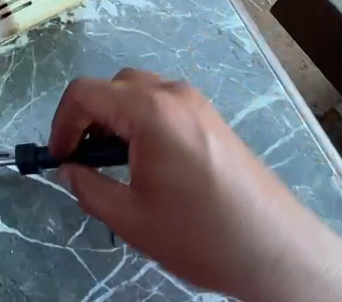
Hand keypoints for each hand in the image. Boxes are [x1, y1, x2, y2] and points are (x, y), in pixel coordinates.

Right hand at [50, 69, 341, 301]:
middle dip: (88, 118)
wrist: (281, 254)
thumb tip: (68, 170)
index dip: (62, 122)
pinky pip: (162, 103)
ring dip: (115, 117)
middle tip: (83, 160)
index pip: (85, 93)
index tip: (59, 157)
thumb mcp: (132, 219)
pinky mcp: (212, 118)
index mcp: (149, 110)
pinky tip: (147, 160)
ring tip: (113, 161)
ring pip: (136, 91)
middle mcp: (172, 93)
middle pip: (111, 87)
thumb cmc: (202, 235)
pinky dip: (141, 120)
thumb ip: (88, 188)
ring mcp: (196, 102)